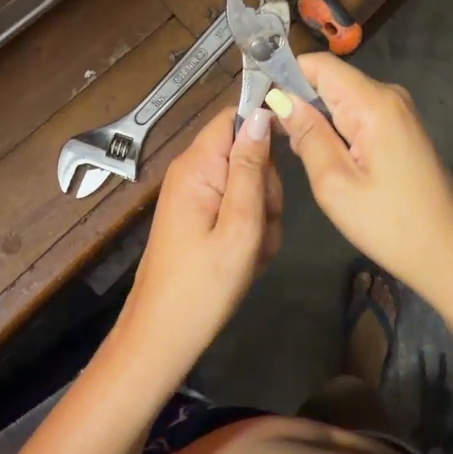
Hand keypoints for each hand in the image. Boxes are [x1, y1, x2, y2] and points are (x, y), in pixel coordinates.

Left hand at [117, 105, 281, 376]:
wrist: (162, 339)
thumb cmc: (203, 286)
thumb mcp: (240, 226)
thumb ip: (252, 169)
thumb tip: (263, 114)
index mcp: (198, 165)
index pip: (236, 117)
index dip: (266, 129)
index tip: (290, 159)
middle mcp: (193, 171)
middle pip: (248, 153)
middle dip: (267, 187)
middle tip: (261, 226)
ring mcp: (195, 195)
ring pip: (249, 184)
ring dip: (261, 215)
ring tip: (252, 251)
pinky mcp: (200, 217)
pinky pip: (238, 207)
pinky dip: (250, 230)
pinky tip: (246, 258)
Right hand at [282, 54, 452, 314]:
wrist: (452, 255)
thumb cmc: (391, 225)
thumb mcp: (335, 184)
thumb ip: (307, 134)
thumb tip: (279, 97)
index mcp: (373, 102)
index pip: (318, 64)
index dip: (284, 75)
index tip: (258, 101)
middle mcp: (388, 95)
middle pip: (330, 80)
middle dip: (298, 101)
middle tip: (275, 139)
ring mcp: (399, 111)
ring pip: (342, 98)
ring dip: (317, 119)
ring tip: (299, 155)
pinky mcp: (402, 129)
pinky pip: (359, 114)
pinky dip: (337, 129)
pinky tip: (327, 161)